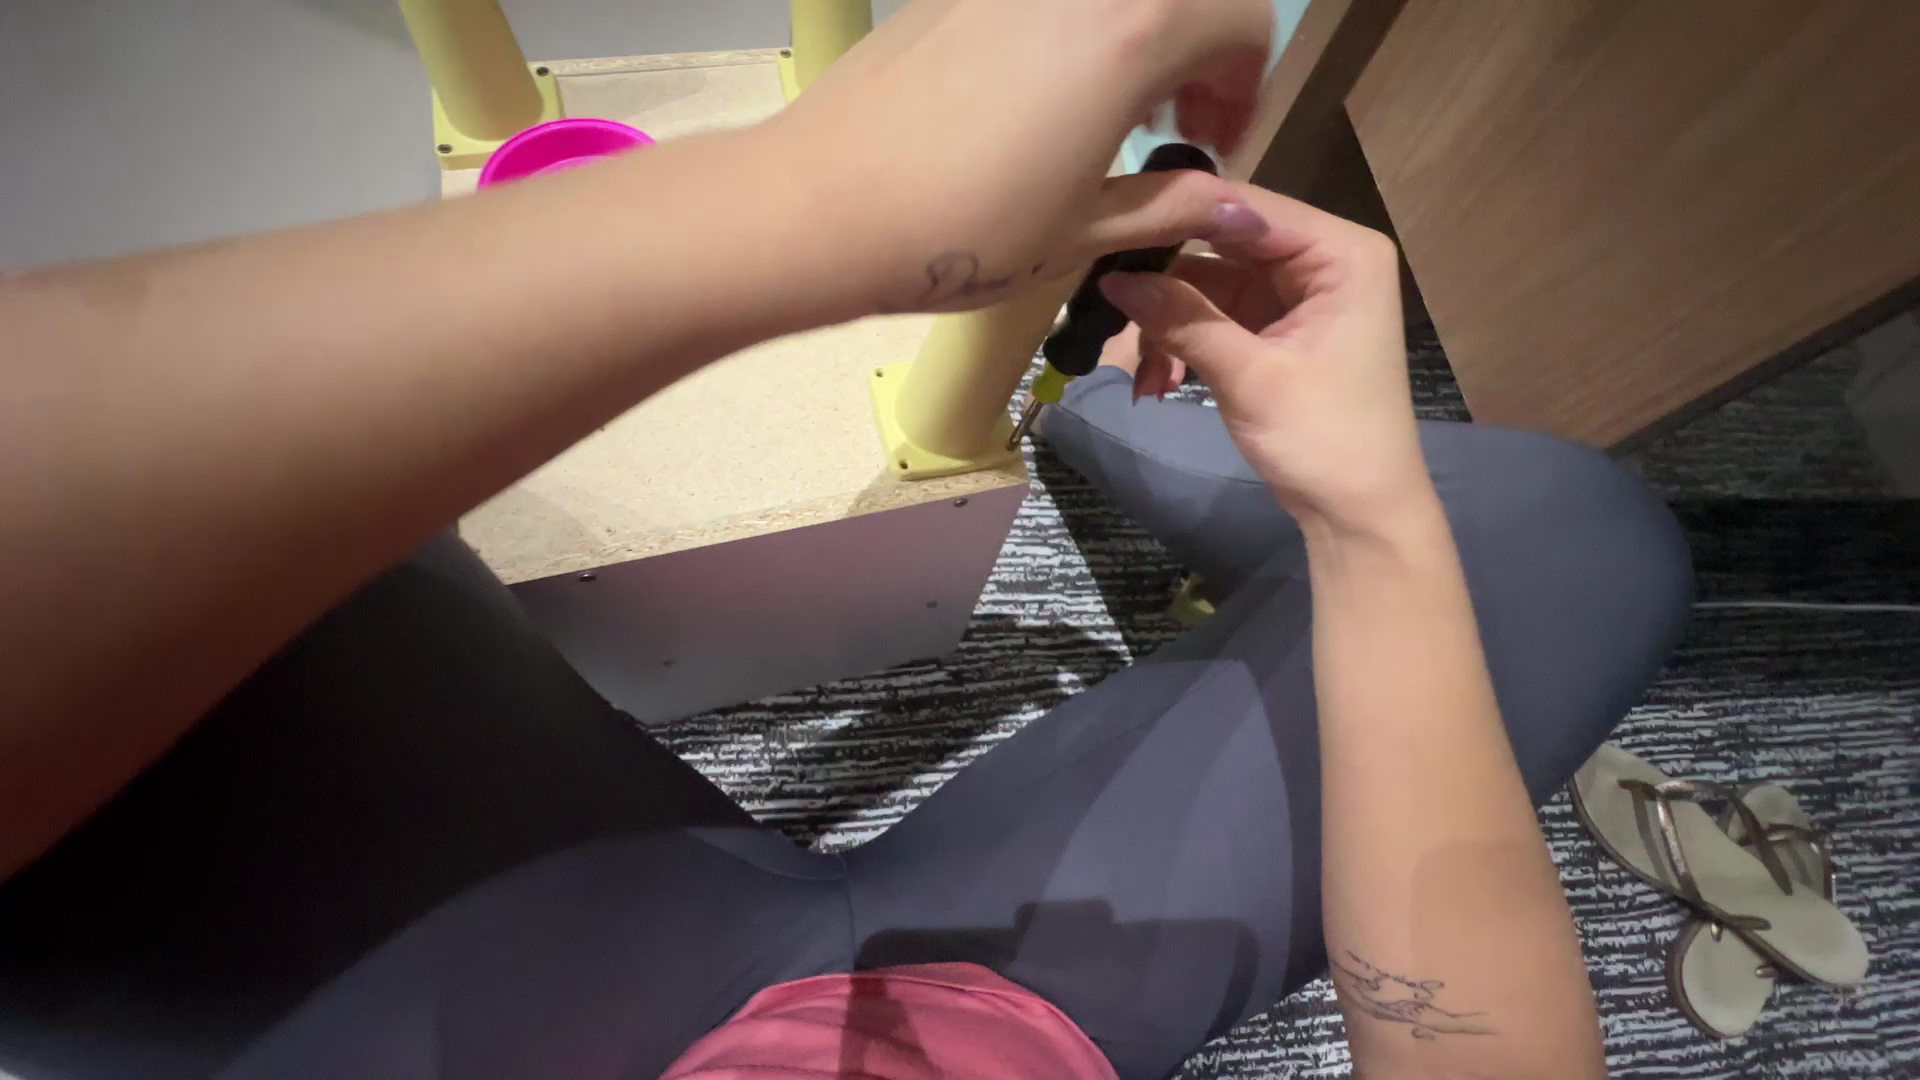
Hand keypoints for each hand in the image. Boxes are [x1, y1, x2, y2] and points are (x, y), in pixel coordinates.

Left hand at [776, 0, 1273, 312]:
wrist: (828, 206)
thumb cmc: (967, 232)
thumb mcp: (1080, 231)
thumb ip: (1169, 207)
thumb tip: (1235, 207)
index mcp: (1134, 30)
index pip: (1245, 21)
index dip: (1245, 88)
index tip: (1212, 145)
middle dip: (1199, 58)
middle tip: (1170, 129)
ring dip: (1136, 41)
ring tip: (1104, 117)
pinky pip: (1046, 3)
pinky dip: (1073, 34)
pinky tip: (1037, 99)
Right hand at [1098, 186, 1436, 539]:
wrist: (1355, 511)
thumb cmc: (1322, 437)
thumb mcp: (1249, 375)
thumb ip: (1182, 320)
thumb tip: (1111, 281)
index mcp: (1341, 253)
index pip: (1249, 211)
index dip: (1181, 216)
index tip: (1112, 234)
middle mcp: (1321, 262)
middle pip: (1224, 248)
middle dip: (1168, 287)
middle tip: (1113, 312)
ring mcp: (1295, 299)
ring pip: (1211, 289)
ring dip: (1170, 329)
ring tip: (1143, 376)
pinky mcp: (1275, 333)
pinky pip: (1216, 322)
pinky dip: (1185, 347)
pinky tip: (1160, 383)